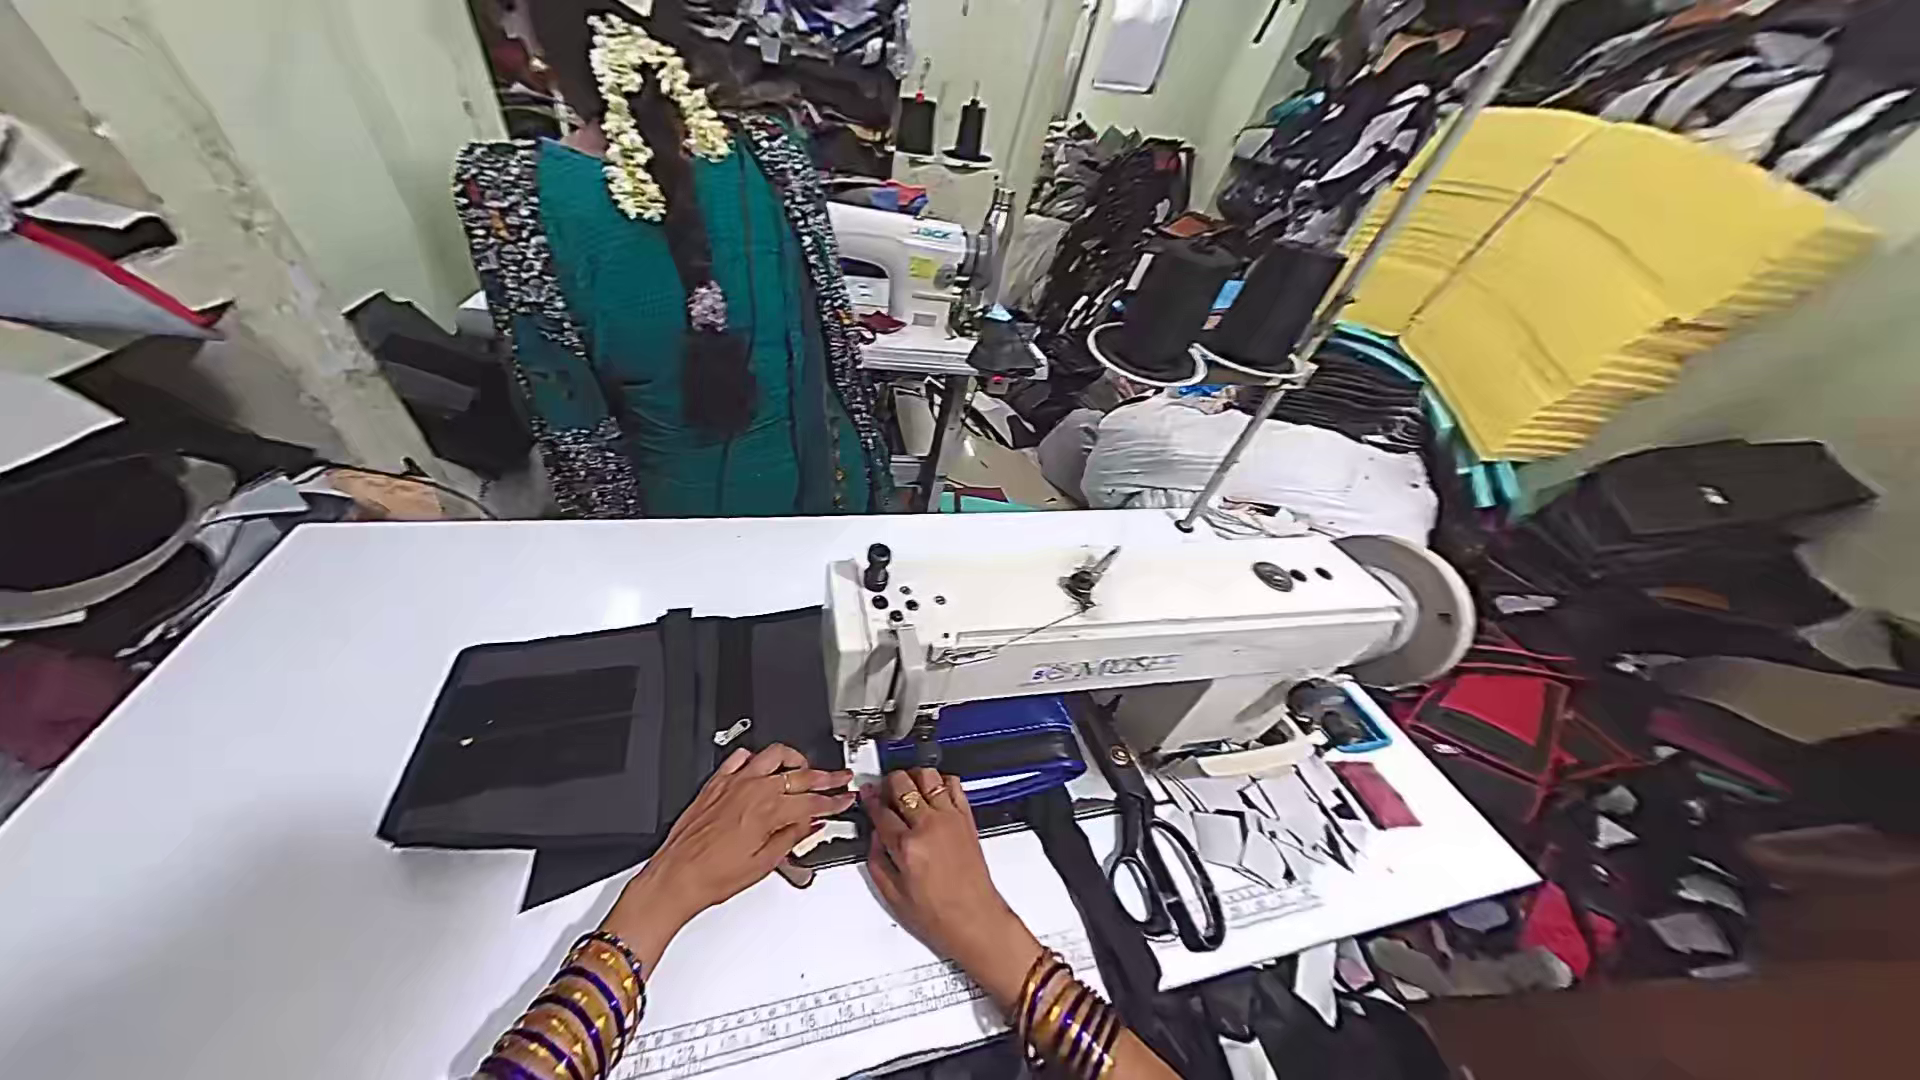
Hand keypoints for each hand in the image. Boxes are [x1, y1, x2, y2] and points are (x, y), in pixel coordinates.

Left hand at [605, 744, 852, 966]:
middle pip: (802, 775)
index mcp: (770, 812)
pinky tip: (761, 765)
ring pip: (775, 754)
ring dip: (794, 759)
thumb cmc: (712, 877)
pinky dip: (756, 758)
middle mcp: (754, 790)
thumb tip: (810, 824)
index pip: (814, 801)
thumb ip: (792, 837)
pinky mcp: (717, 782)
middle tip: (840, 778)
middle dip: (828, 777)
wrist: (674, 879)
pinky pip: (741, 756)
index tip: (846, 798)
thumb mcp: (764, 864)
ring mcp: (735, 782)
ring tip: (803, 767)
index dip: (835, 799)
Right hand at [863, 769, 1041, 1009]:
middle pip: (902, 784)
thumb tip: (874, 837)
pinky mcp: (966, 817)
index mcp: (907, 847)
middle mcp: (929, 826)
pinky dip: (941, 780)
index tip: (867, 794)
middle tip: (884, 788)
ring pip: (927, 776)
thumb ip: (877, 861)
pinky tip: (933, 788)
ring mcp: (950, 818)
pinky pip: (954, 784)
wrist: (974, 919)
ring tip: (907, 784)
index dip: (870, 798)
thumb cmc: (939, 914)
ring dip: (913, 776)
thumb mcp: (893, 896)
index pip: (881, 810)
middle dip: (888, 782)